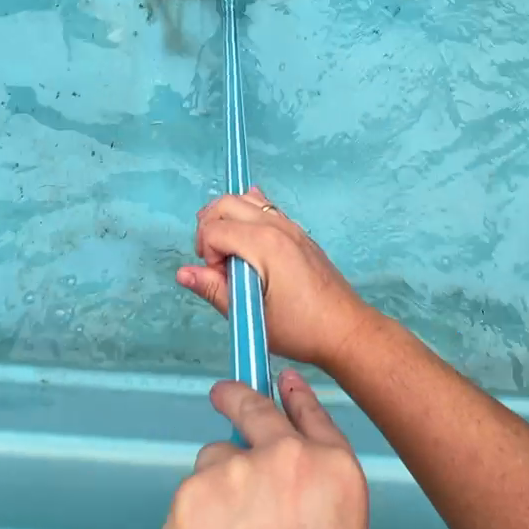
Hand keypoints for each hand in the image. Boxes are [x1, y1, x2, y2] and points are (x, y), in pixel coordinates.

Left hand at [162, 371, 368, 528]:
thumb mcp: (338, 518)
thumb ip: (316, 468)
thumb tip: (289, 416)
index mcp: (332, 469)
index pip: (305, 413)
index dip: (288, 395)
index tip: (276, 381)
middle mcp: (285, 457)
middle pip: (251, 412)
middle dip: (235, 408)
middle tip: (225, 407)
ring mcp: (236, 472)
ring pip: (212, 462)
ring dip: (216, 491)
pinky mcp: (192, 496)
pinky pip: (188, 497)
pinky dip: (192, 522)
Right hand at [177, 187, 380, 371]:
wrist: (345, 329)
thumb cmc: (299, 329)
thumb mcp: (252, 316)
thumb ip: (215, 290)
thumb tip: (183, 273)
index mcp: (264, 243)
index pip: (214, 229)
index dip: (206, 253)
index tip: (218, 279)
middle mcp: (276, 225)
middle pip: (226, 203)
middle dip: (209, 228)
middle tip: (215, 263)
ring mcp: (289, 224)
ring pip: (245, 199)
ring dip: (227, 219)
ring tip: (227, 252)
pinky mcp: (297, 231)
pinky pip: (264, 207)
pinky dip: (247, 214)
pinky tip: (246, 236)